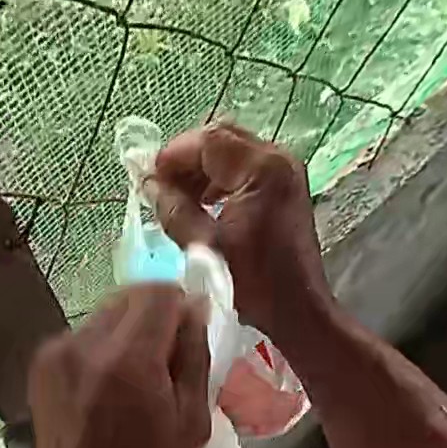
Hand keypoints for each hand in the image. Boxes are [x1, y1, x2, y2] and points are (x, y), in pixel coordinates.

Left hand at [27, 283, 211, 447]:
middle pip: (130, 294)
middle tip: (162, 361)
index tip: (185, 338)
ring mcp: (58, 350)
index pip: (159, 291)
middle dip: (154, 316)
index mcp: (129, 359)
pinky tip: (104, 387)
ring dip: (127, 331)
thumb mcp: (191, 423)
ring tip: (131, 379)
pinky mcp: (41, 361)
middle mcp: (86, 343)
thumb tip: (195, 306)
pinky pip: (84, 333)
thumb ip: (195, 356)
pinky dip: (101, 347)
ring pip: (106, 312)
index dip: (179, 307)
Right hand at [150, 122, 333, 342]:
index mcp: (261, 170)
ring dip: (202, 170)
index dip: (173, 155)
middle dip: (187, 159)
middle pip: (222, 139)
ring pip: (233, 152)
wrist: (298, 308)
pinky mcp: (286, 187)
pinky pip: (246, 169)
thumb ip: (174, 211)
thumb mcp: (206, 248)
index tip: (148, 177)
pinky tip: (202, 204)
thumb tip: (149, 186)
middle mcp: (278, 159)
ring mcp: (286, 171)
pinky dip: (220, 179)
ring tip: (178, 198)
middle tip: (161, 186)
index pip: (208, 141)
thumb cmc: (254, 282)